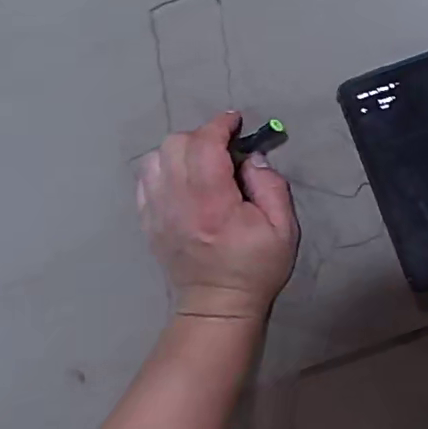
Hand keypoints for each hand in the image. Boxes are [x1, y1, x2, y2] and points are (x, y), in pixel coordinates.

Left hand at [136, 113, 299, 321]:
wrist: (217, 306)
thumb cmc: (256, 268)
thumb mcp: (283, 228)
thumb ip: (271, 186)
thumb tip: (252, 158)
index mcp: (213, 204)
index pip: (205, 146)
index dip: (219, 125)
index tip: (235, 121)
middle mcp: (178, 203)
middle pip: (175, 145)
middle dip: (201, 135)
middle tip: (223, 147)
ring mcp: (157, 212)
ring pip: (155, 158)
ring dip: (179, 150)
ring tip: (201, 162)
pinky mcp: (148, 221)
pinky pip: (144, 179)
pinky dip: (163, 168)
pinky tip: (182, 178)